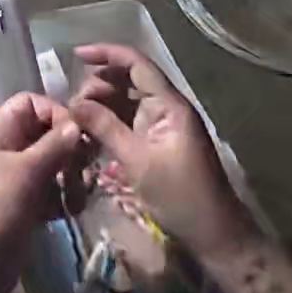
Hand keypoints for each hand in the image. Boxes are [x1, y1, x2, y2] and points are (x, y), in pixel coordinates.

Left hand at [0, 92, 82, 292]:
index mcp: (2, 128)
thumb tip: (76, 124)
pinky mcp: (28, 204)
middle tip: (84, 170)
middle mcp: (11, 146)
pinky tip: (72, 211)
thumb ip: (54, 146)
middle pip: (48, 133)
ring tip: (77, 199)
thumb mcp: (25, 171)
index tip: (77, 134)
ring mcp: (20, 176)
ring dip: (71, 178)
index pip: (33, 103)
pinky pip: (53, 191)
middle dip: (69, 149)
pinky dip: (64, 198)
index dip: (56, 112)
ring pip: (54, 163)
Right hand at [69, 44, 257, 264]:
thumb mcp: (138, 162)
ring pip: (124, 100)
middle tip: (74, 107)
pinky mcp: (156, 141)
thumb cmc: (182, 198)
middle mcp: (166, 106)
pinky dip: (108, 121)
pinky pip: (128, 119)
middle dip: (98, 85)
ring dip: (100, 104)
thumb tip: (74, 104)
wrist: (217, 240)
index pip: (136, 63)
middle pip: (127, 79)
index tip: (77, 54)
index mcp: (169, 104)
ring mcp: (162, 123)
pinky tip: (89, 130)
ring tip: (77, 119)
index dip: (106, 53)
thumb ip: (105, 127)